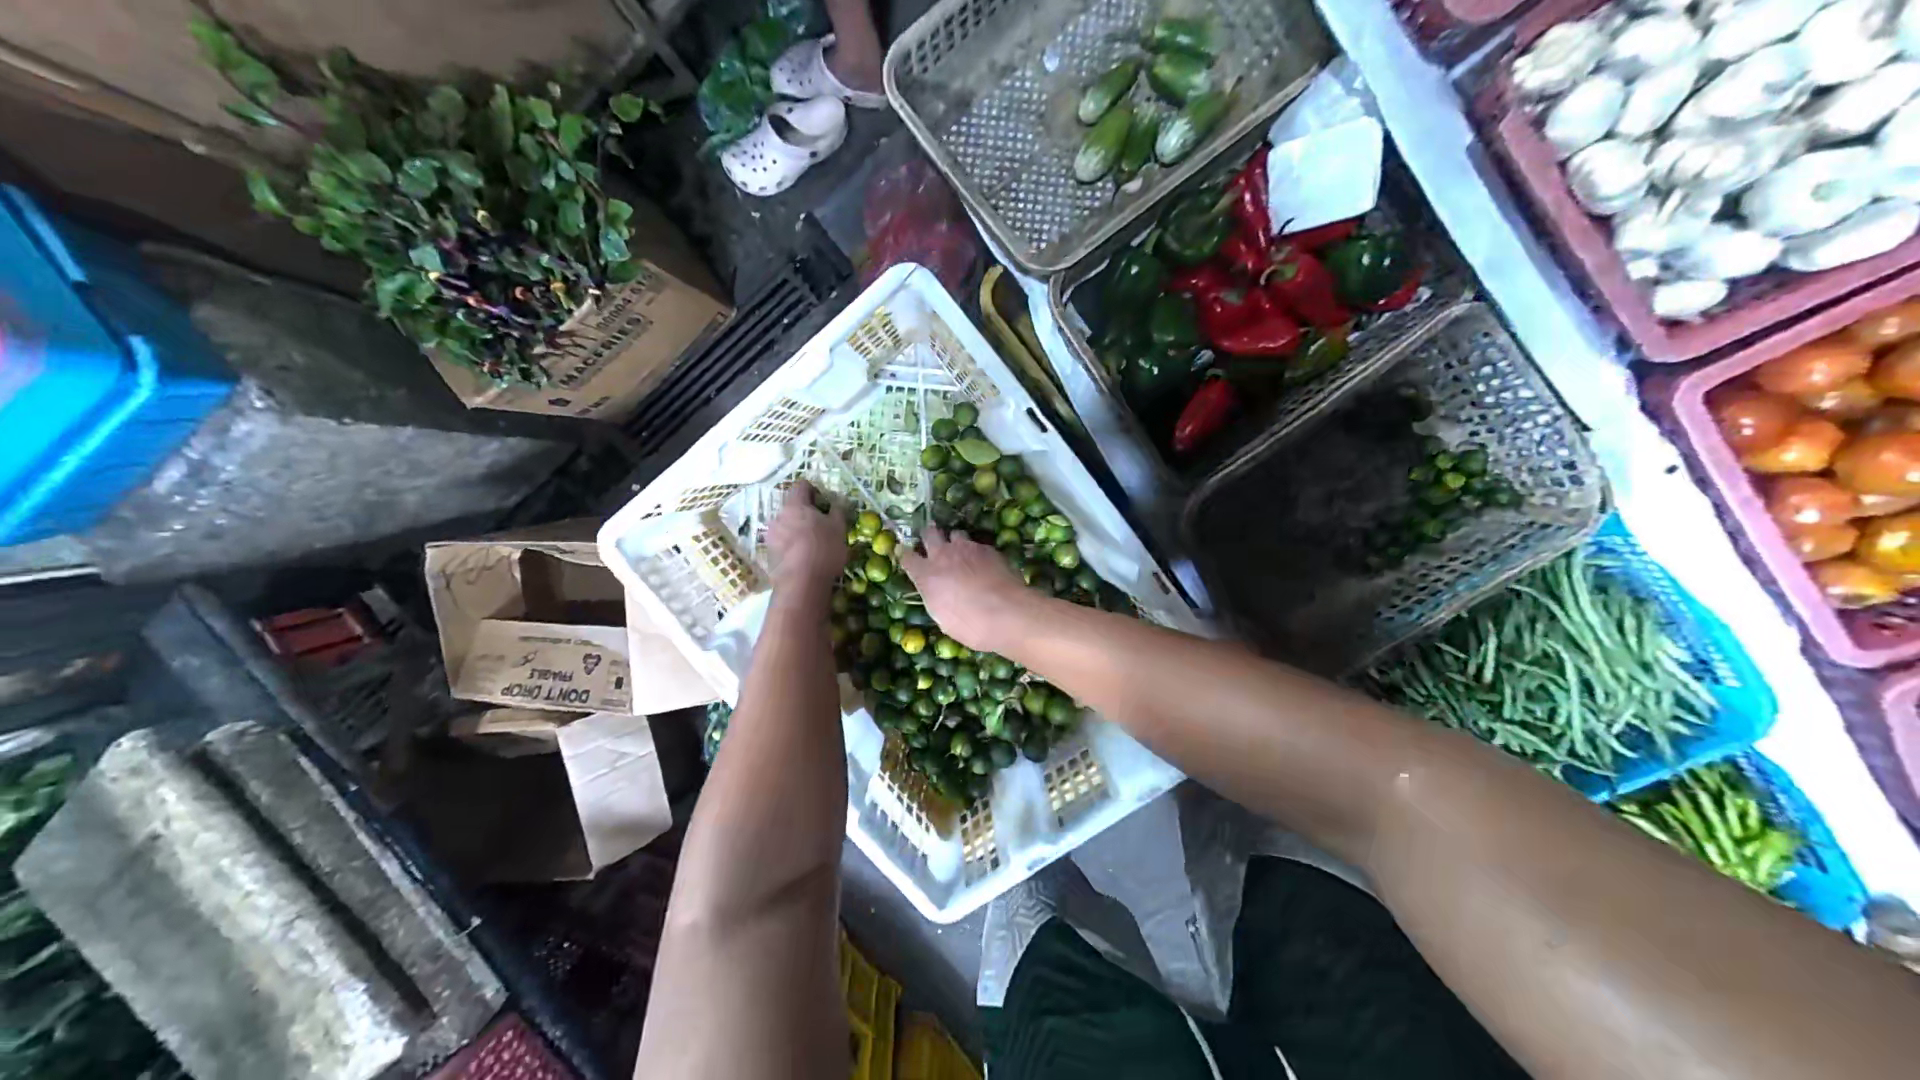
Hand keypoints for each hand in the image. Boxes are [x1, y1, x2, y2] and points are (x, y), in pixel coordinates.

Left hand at [765, 480, 846, 599]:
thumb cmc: (824, 549)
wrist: (802, 583)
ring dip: (798, 530)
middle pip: (793, 507)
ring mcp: (771, 535)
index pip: (802, 486)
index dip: (815, 491)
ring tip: (813, 545)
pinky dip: (792, 545)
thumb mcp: (839, 527)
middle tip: (822, 526)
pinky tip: (804, 558)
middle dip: (806, 513)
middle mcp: (778, 516)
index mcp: (795, 504)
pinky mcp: (769, 553)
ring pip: (786, 525)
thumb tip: (836, 502)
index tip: (825, 503)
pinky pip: (783, 542)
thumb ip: (837, 510)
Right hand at [898, 527, 1035, 653]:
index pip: (907, 557)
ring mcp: (967, 548)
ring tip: (961, 552)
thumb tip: (936, 591)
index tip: (904, 553)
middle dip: (929, 535)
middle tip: (932, 541)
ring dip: (955, 541)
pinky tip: (983, 564)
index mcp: (926, 575)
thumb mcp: (942, 617)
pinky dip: (976, 552)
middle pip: (930, 533)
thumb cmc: (969, 625)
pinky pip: (977, 545)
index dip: (904, 554)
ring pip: (956, 534)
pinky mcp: (988, 549)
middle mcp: (943, 555)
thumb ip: (935, 596)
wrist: (1006, 612)